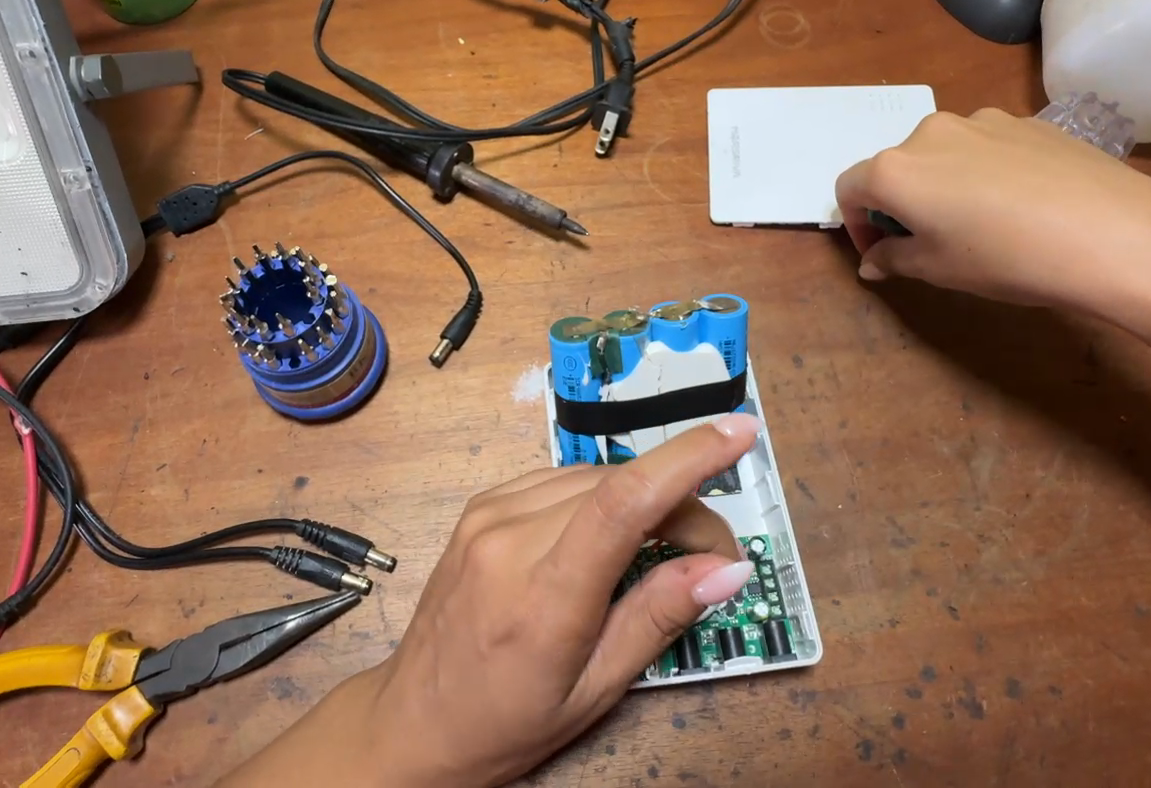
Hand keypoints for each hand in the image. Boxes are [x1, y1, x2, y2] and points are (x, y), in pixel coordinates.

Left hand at [225, 414, 759, 787]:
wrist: (411, 718)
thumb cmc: (507, 720)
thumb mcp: (595, 690)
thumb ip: (658, 617)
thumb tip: (725, 568)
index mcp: (542, 593)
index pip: (624, 502)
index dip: (686, 458)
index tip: (739, 431)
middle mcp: (510, 536)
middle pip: (618, 485)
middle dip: (679, 501)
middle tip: (711, 551)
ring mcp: (488, 513)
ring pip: (590, 477)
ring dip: (641, 497)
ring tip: (666, 544)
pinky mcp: (480, 505)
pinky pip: (558, 482)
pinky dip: (599, 496)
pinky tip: (610, 531)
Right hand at [833, 108, 1150, 333]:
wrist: (1117, 234)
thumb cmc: (1006, 258)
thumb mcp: (938, 269)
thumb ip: (893, 260)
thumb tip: (873, 262)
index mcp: (895, 169)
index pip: (848, 188)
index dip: (856, 224)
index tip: (882, 253)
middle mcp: (930, 133)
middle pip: (895, 166)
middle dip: (900, 203)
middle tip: (929, 243)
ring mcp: (984, 121)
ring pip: (943, 154)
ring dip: (943, 185)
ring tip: (981, 223)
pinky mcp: (1029, 122)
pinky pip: (987, 147)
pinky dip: (984, 173)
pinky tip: (1022, 205)